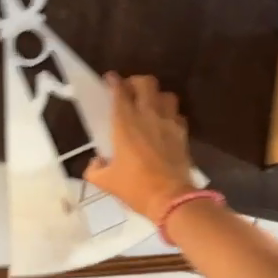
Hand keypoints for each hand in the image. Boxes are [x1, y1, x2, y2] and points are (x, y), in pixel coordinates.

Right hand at [85, 73, 195, 219]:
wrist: (171, 198)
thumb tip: (95, 162)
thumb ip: (95, 169)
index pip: (119, 92)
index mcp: (125, 123)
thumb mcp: (106, 182)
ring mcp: (168, 122)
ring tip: (150, 105)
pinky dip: (170, 115)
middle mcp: (147, 115)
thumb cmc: (135, 187)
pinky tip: (164, 124)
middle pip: (146, 83)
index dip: (114, 81)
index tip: (110, 79)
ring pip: (166, 94)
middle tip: (129, 91)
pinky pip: (177, 114)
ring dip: (156, 96)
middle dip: (136, 82)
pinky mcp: (182, 133)